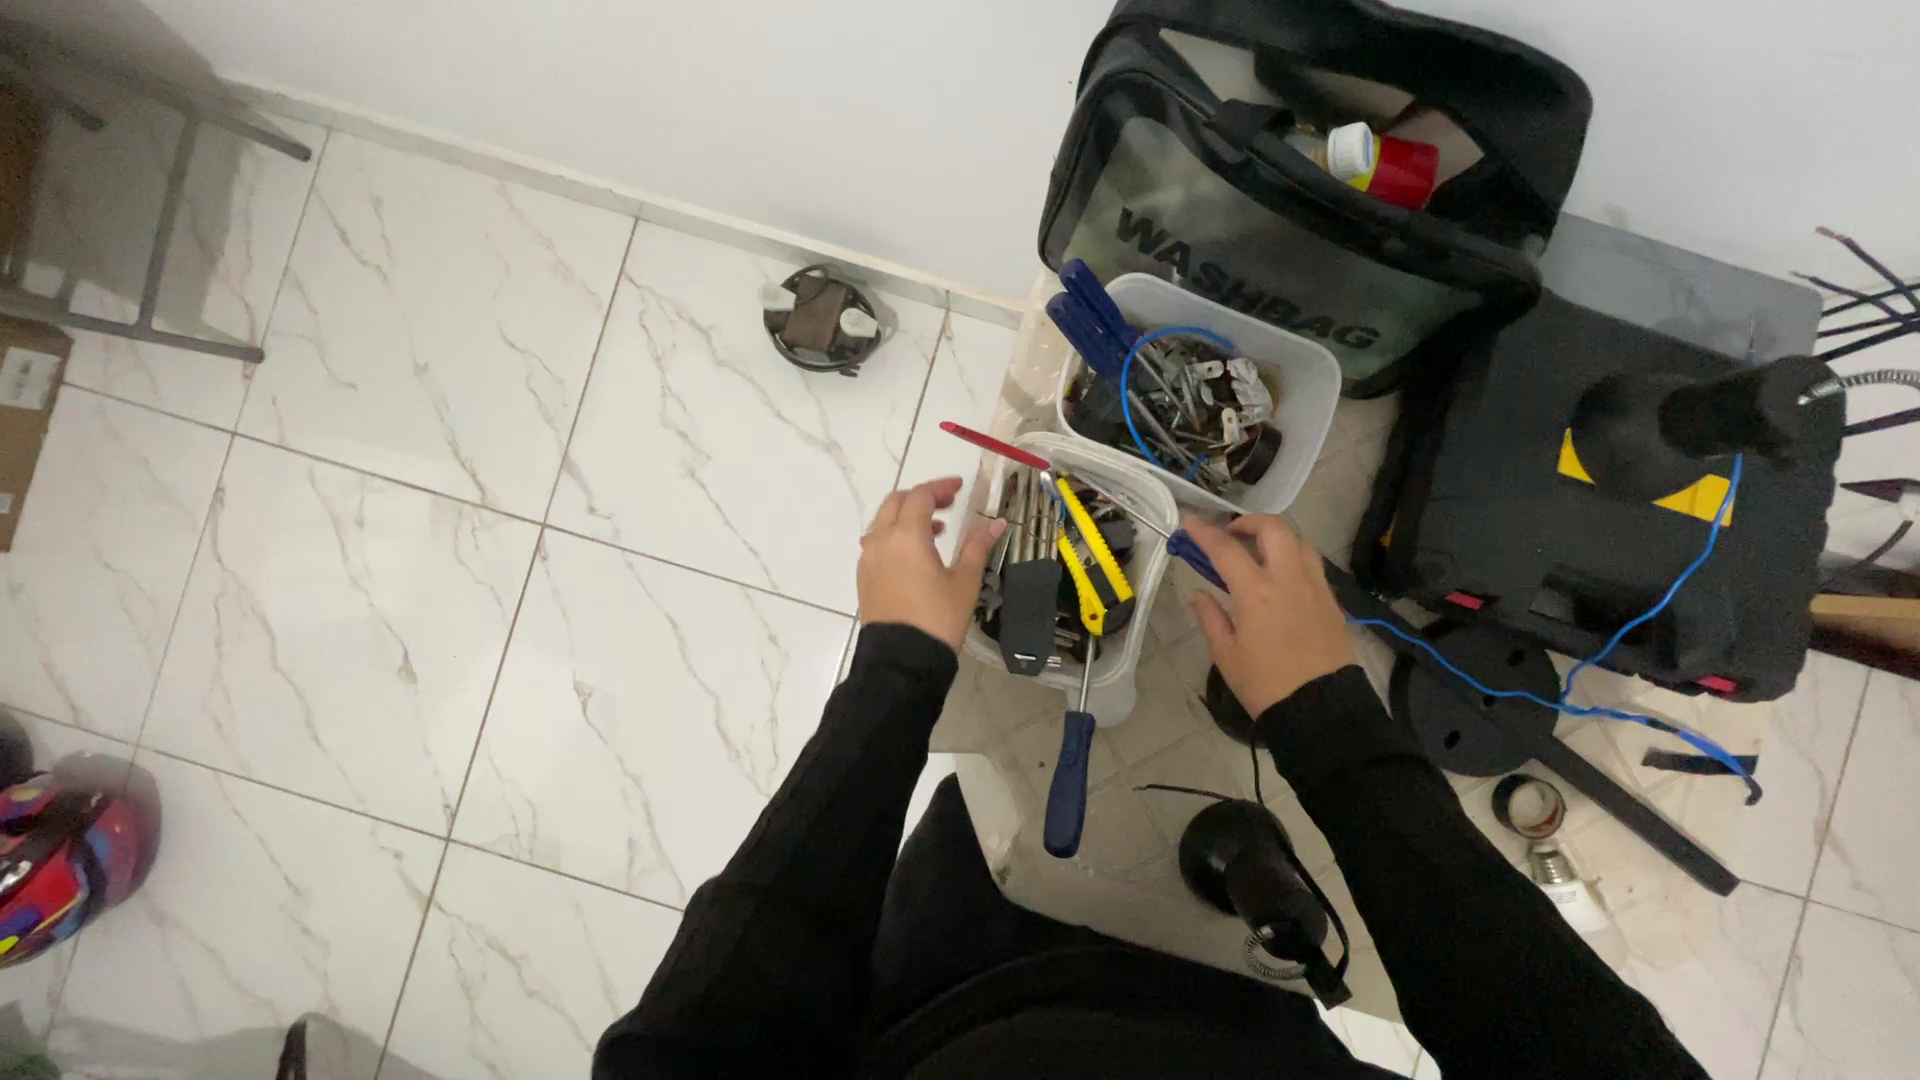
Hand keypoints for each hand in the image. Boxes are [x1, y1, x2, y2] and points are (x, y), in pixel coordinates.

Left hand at [858, 477, 1005, 650]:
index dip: (941, 487)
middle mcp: (881, 540)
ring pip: (883, 522)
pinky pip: (877, 543)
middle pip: (896, 502)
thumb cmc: (938, 619)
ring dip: (907, 516)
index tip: (960, 487)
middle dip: (922, 498)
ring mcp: (868, 559)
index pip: (921, 496)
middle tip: (949, 504)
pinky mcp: (864, 577)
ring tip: (938, 530)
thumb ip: (977, 546)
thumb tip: (996, 523)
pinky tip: (916, 554)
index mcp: (906, 536)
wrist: (902, 660)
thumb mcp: (964, 582)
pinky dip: (895, 536)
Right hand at [1182, 513, 1352, 717]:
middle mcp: (1288, 579)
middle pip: (1274, 529)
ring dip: (1276, 536)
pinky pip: (1312, 564)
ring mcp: (1315, 587)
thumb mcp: (1226, 654)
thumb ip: (1210, 617)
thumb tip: (1197, 594)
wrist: (1320, 709)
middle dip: (1249, 522)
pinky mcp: (1331, 601)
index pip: (1225, 549)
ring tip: (1259, 551)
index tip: (1189, 522)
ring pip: (1299, 541)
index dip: (1203, 532)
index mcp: (1256, 592)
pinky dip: (1294, 557)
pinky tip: (1281, 577)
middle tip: (1231, 535)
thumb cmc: (1265, 685)